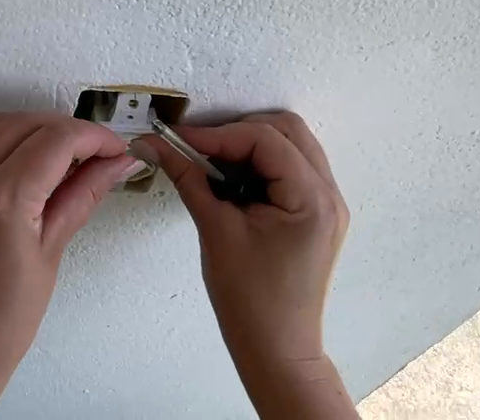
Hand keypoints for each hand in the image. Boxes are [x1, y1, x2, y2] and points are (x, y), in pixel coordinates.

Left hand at [0, 111, 143, 418]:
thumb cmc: (4, 317)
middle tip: (98, 151)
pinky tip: (23, 155)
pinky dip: (0, 135)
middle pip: (28, 124)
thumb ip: (83, 195)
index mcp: (3, 200)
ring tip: (63, 151)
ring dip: (33, 126)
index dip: (93, 137)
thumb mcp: (52, 251)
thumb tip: (116, 163)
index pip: (56, 141)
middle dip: (67, 130)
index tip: (116, 147)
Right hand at [142, 111, 356, 417]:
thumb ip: (186, 176)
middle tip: (200, 146)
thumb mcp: (214, 229)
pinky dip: (260, 160)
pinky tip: (232, 177)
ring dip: (250, 142)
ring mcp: (325, 204)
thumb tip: (152, 143)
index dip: (217, 133)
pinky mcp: (313, 213)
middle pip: (286, 129)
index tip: (178, 139)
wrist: (276, 350)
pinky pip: (290, 165)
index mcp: (311, 199)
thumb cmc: (249, 298)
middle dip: (238, 130)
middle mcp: (327, 195)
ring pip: (290, 143)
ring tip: (213, 161)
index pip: (264, 139)